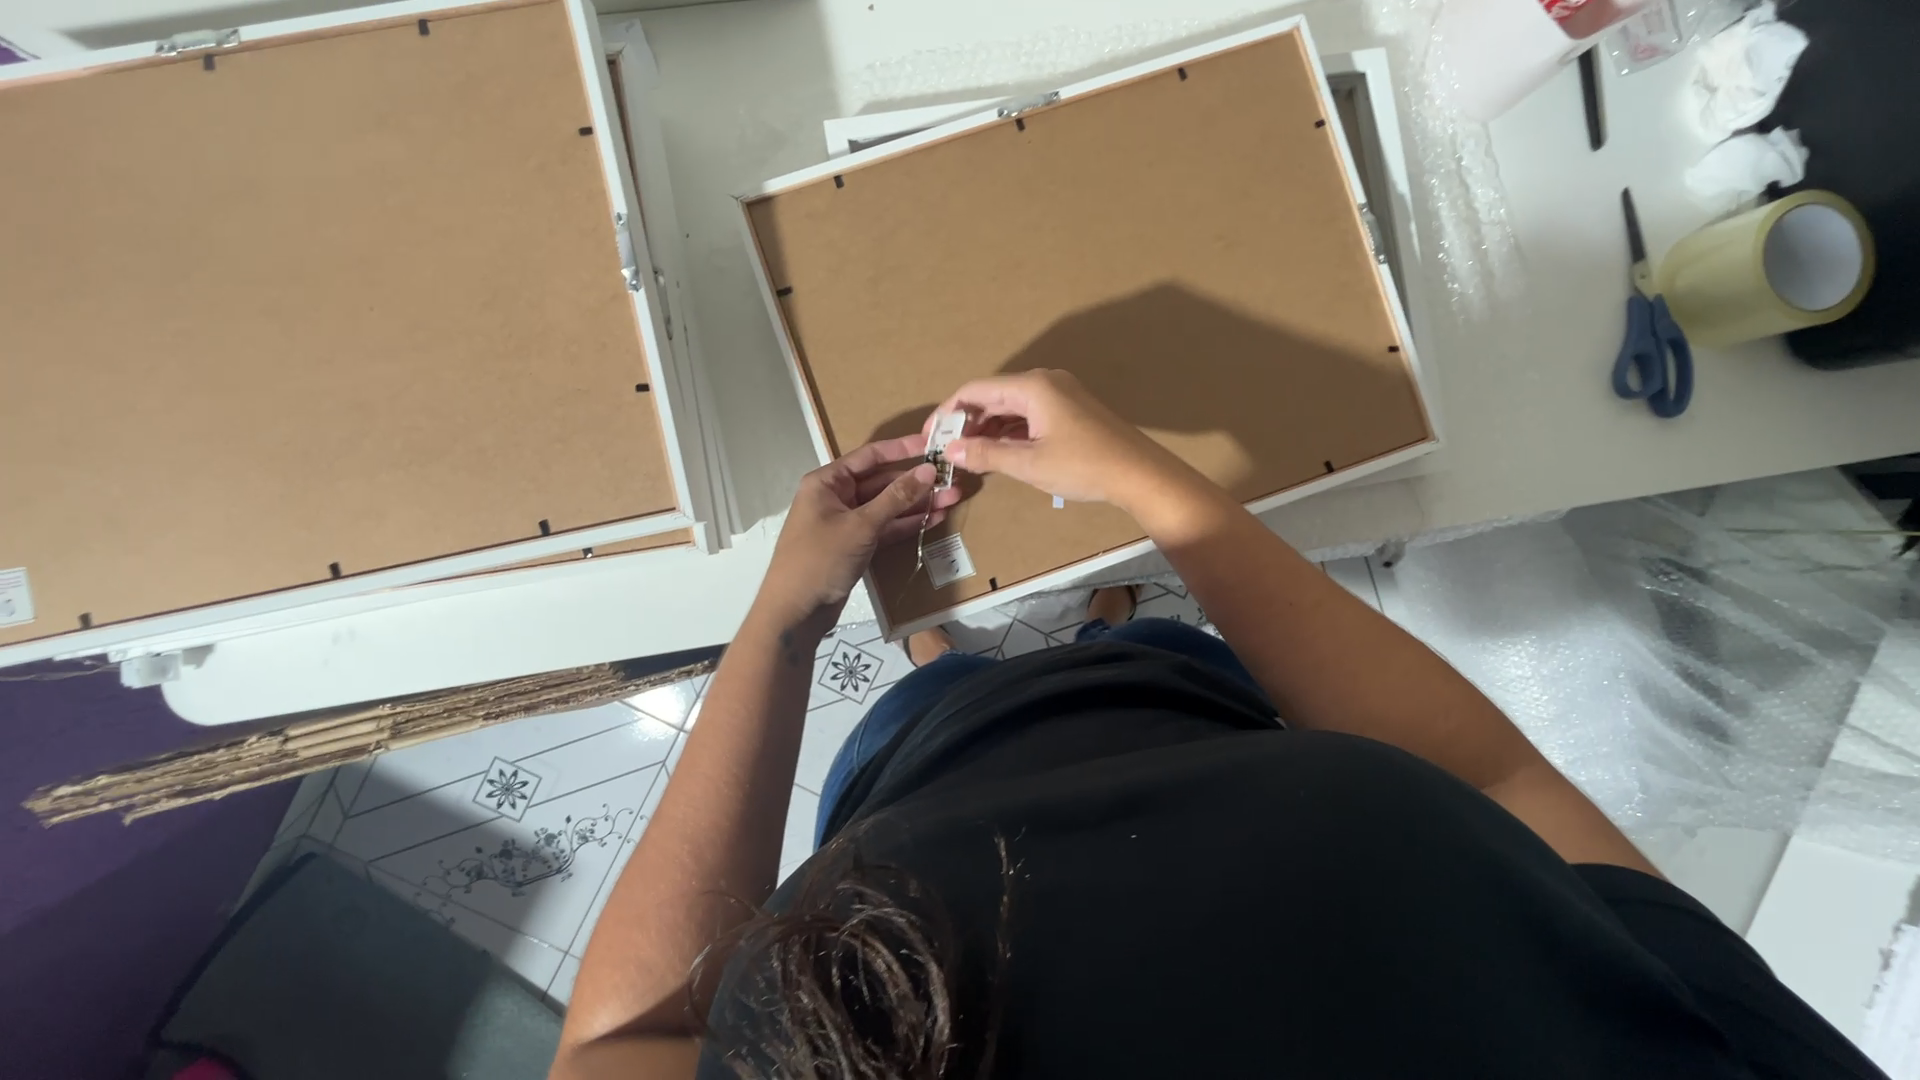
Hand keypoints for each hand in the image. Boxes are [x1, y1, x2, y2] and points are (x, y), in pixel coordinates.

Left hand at [757, 435, 960, 626]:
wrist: (796, 610)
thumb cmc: (821, 559)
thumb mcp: (861, 525)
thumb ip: (896, 497)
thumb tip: (928, 470)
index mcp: (827, 482)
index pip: (870, 456)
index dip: (902, 449)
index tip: (932, 445)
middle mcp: (836, 497)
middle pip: (881, 482)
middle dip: (916, 482)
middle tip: (951, 479)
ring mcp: (846, 522)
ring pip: (886, 506)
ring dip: (917, 504)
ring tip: (952, 498)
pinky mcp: (855, 545)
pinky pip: (884, 528)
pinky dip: (906, 524)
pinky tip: (934, 519)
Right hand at [928, 370, 1189, 510]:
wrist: (1139, 473)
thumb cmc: (1083, 466)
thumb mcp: (1029, 463)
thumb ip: (986, 454)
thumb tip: (950, 451)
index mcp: (1031, 387)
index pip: (975, 390)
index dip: (947, 412)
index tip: (930, 437)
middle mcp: (1044, 382)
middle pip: (992, 396)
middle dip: (966, 422)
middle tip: (946, 450)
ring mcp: (1060, 394)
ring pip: (1010, 406)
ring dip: (987, 428)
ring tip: (969, 455)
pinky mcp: (1070, 410)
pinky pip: (1029, 414)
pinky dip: (1009, 431)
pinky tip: (999, 452)